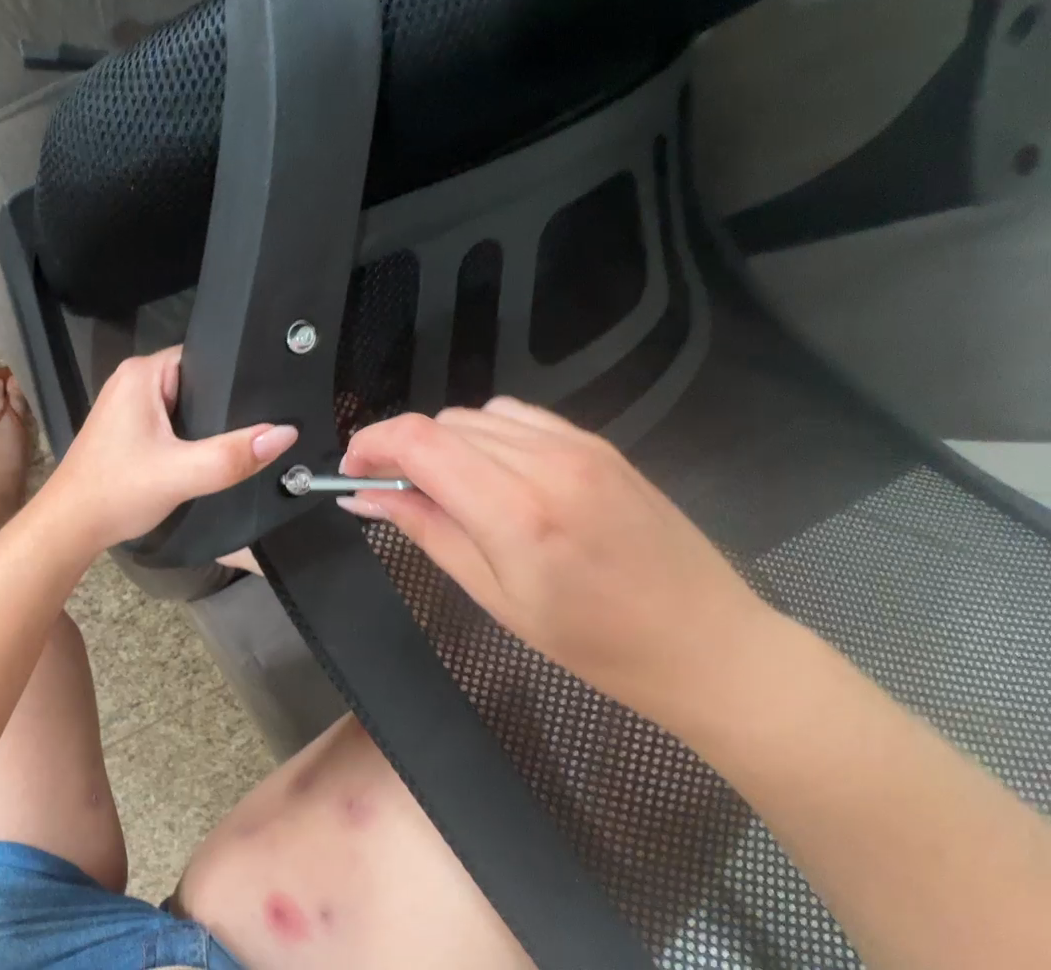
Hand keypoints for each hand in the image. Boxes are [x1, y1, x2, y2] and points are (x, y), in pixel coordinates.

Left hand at [39, 347, 297, 550]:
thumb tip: (285, 433)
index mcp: (142, 373)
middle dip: (226, 403)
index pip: (204, 357)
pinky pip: (172, 422)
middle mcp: (133, 380)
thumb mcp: (183, 473)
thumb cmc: (117, 492)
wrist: (70, 527)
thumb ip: (233, 454)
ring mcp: (128, 406)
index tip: (271, 395)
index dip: (236, 376)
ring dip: (208, 424)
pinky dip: (190, 437)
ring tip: (245, 438)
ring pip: (186, 405)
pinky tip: (210, 453)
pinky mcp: (129, 430)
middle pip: (198, 381)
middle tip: (266, 423)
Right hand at [341, 397, 774, 711]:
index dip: (371, 445)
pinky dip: (485, 434)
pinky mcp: (600, 444)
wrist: (707, 644)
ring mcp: (579, 446)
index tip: (352, 472)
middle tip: (389, 491)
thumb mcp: (494, 595)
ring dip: (442, 442)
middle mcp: (547, 462)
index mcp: (516, 511)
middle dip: (401, 448)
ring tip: (441, 487)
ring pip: (476, 415)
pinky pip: (518, 417)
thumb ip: (424, 530)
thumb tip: (363, 495)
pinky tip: (489, 473)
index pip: (418, 441)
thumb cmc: (593, 642)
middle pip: (441, 422)